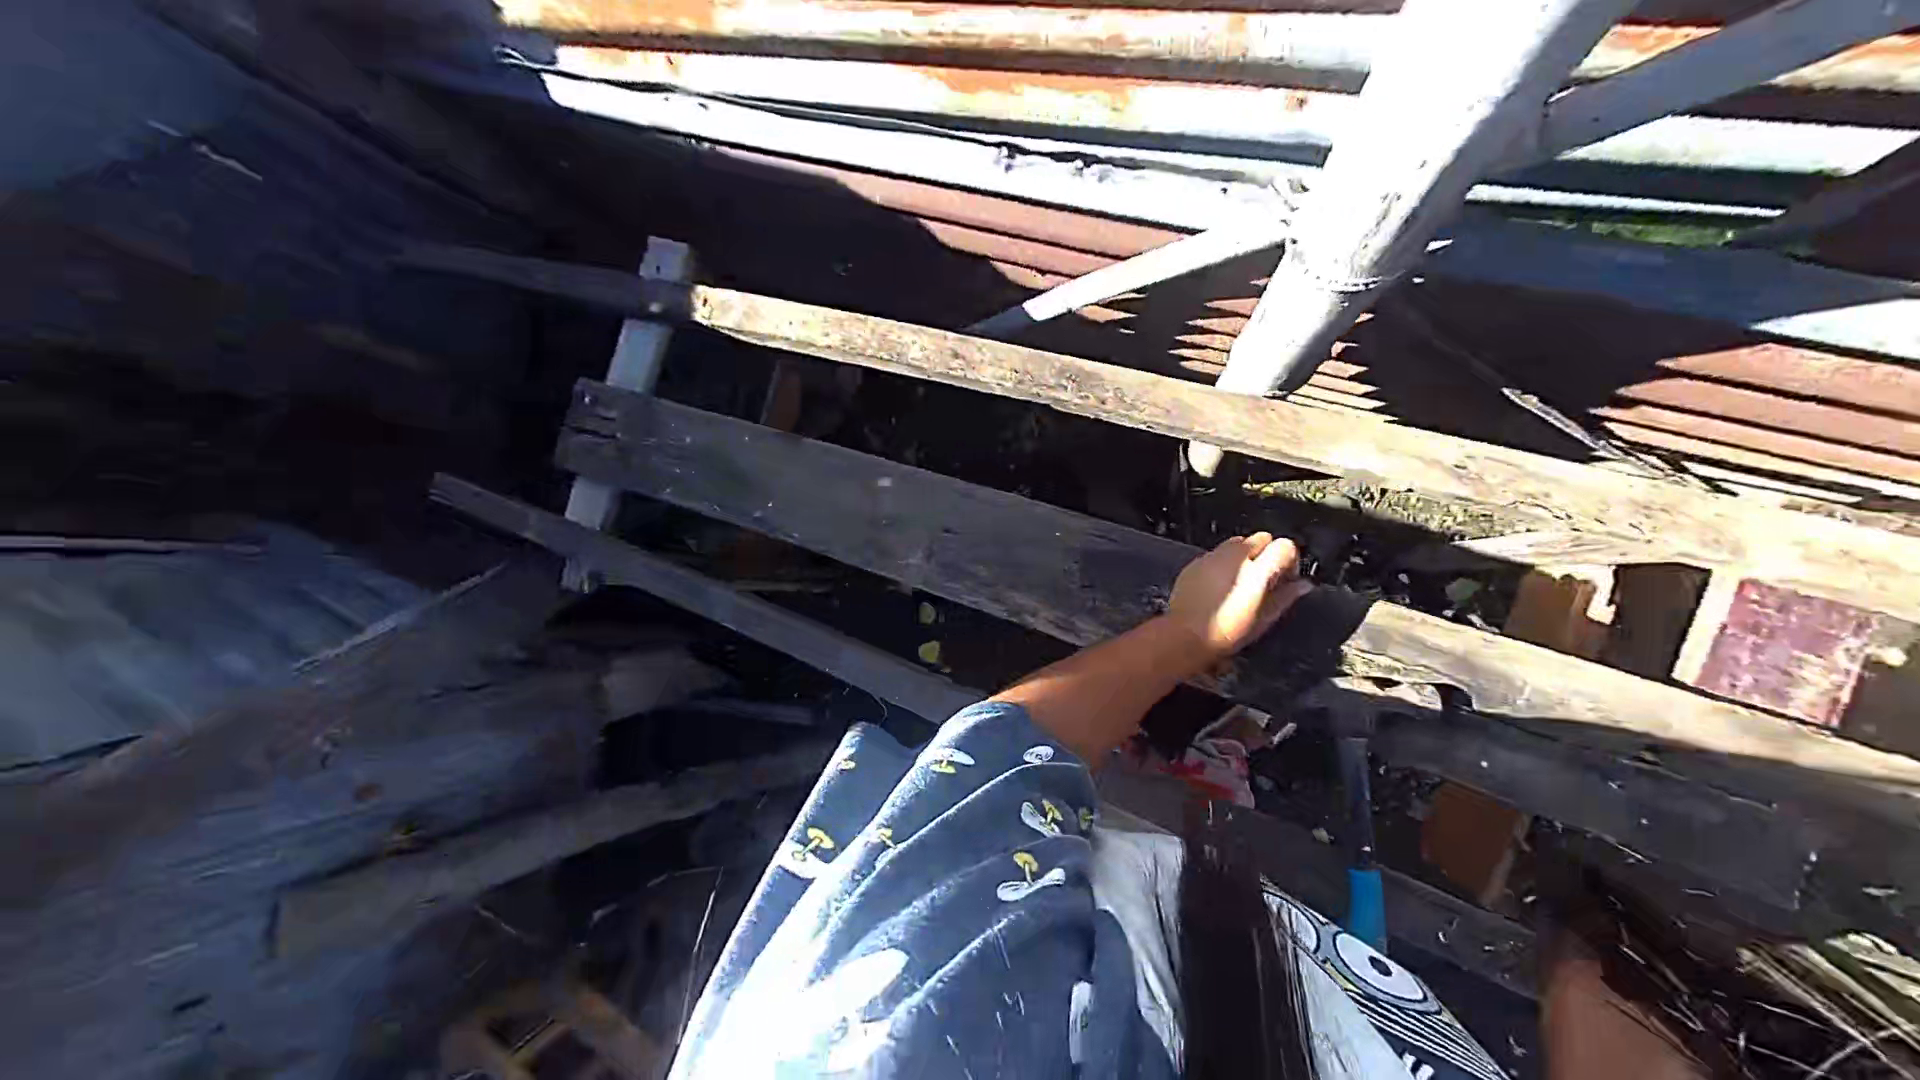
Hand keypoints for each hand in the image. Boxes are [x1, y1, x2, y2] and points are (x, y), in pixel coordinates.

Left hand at [1164, 532, 1311, 665]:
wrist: (1186, 635)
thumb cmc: (1228, 632)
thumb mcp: (1264, 619)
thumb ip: (1285, 597)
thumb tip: (1303, 585)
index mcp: (1256, 571)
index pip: (1285, 546)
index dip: (1290, 559)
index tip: (1286, 576)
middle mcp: (1234, 557)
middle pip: (1261, 538)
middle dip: (1266, 553)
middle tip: (1264, 578)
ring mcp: (1212, 557)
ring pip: (1237, 542)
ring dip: (1244, 555)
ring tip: (1241, 581)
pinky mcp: (1195, 562)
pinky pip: (1215, 553)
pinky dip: (1222, 562)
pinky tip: (1220, 584)